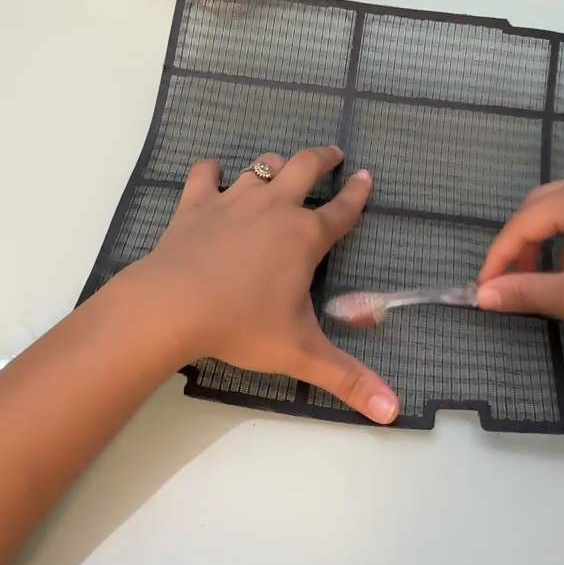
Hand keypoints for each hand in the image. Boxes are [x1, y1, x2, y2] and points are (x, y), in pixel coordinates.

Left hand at [105, 145, 399, 423]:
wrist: (170, 307)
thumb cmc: (241, 326)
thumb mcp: (300, 354)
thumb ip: (348, 379)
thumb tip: (393, 411)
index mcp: (304, 236)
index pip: (342, 210)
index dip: (358, 193)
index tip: (366, 176)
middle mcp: (274, 208)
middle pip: (305, 167)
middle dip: (323, 157)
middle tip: (334, 152)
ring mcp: (232, 202)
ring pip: (261, 167)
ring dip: (275, 163)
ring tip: (282, 165)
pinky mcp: (195, 205)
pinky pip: (204, 175)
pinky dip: (211, 171)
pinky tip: (213, 173)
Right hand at [474, 170, 563, 344]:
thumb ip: (526, 292)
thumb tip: (482, 295)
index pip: (525, 221)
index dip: (499, 256)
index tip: (483, 288)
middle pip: (540, 206)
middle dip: (520, 245)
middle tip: (510, 283)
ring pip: (561, 210)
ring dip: (544, 242)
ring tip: (542, 280)